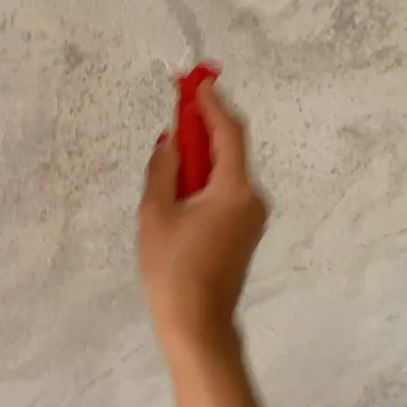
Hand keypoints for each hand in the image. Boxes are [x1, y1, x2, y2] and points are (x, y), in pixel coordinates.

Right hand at [137, 77, 268, 359]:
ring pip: (225, 175)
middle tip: (178, 110)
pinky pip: (225, 195)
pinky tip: (179, 193)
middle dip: (203, 130)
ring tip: (168, 163)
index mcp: (234, 189)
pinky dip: (204, 184)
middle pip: (229, 151)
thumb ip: (163, 170)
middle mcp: (252, 198)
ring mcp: (252, 217)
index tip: (196, 82)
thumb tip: (171, 142)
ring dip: (200, 161)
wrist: (197, 324)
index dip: (211, 104)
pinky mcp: (245, 233)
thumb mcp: (155, 214)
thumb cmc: (171, 269)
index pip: (227, 133)